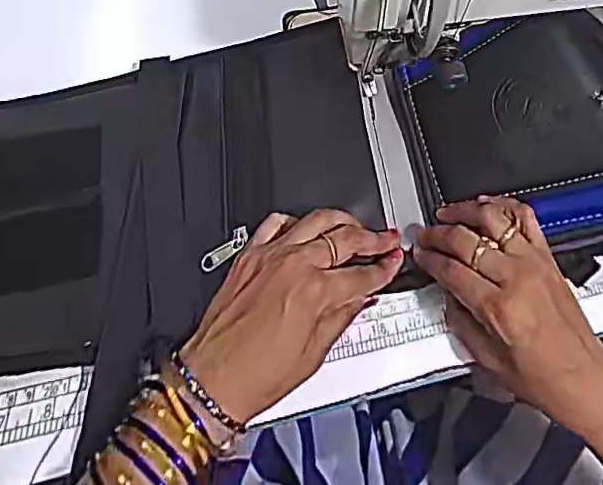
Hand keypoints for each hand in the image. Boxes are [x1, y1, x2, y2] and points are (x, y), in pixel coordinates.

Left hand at [179, 210, 401, 423]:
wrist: (210, 382)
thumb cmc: (254, 377)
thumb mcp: (314, 355)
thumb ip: (342, 317)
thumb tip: (360, 298)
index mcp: (314, 293)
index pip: (362, 274)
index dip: (384, 268)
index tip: (392, 263)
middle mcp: (294, 265)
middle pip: (346, 238)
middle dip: (374, 238)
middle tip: (386, 239)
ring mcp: (271, 255)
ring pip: (317, 219)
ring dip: (343, 221)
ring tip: (355, 226)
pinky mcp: (251, 254)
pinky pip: (278, 221)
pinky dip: (297, 220)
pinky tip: (306, 226)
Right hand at [414, 198, 602, 484]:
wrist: (586, 380)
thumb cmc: (547, 379)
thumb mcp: (491, 363)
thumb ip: (463, 325)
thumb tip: (447, 298)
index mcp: (499, 308)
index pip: (452, 270)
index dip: (430, 259)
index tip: (421, 254)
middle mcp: (517, 277)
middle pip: (465, 239)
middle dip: (438, 233)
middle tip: (426, 233)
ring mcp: (534, 261)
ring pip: (492, 218)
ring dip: (464, 210)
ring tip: (448, 212)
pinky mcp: (548, 256)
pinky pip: (524, 217)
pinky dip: (504, 204)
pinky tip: (488, 204)